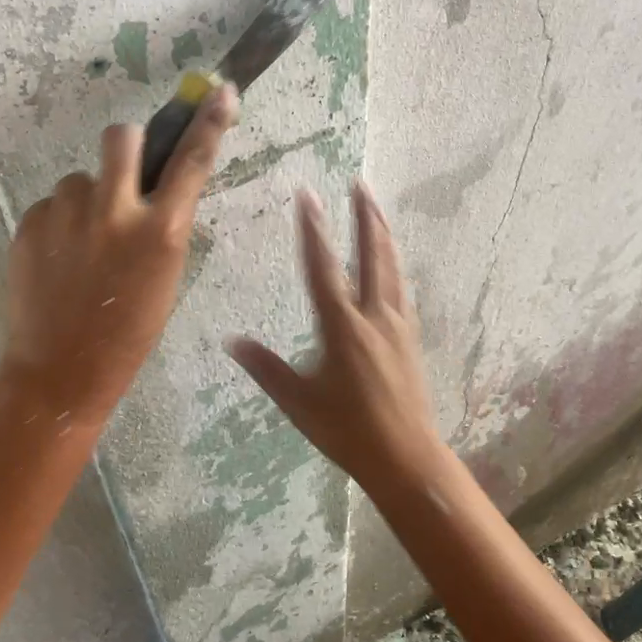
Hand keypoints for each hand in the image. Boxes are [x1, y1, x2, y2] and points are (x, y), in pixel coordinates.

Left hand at [3, 85, 237, 415]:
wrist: (61, 372)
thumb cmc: (129, 332)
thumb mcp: (166, 275)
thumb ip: (162, 225)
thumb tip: (154, 187)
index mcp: (160, 230)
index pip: (193, 160)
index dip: (210, 120)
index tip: (219, 90)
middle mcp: (114, 211)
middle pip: (122, 136)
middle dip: (126, 148)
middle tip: (122, 179)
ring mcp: (67, 214)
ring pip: (81, 178)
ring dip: (87, 199)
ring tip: (82, 246)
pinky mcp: (30, 223)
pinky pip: (52, 205)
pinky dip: (59, 224)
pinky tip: (57, 261)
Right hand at [227, 183, 443, 486]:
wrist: (407, 458)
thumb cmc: (347, 431)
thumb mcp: (299, 402)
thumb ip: (267, 368)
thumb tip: (231, 341)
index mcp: (342, 327)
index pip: (323, 266)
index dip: (313, 228)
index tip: (309, 194)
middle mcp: (373, 316)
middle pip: (371, 254)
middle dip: (363, 216)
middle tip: (359, 182)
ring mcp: (397, 324)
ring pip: (392, 266)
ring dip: (382, 233)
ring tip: (376, 207)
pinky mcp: (411, 337)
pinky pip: (401, 287)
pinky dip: (394, 263)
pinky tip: (393, 261)